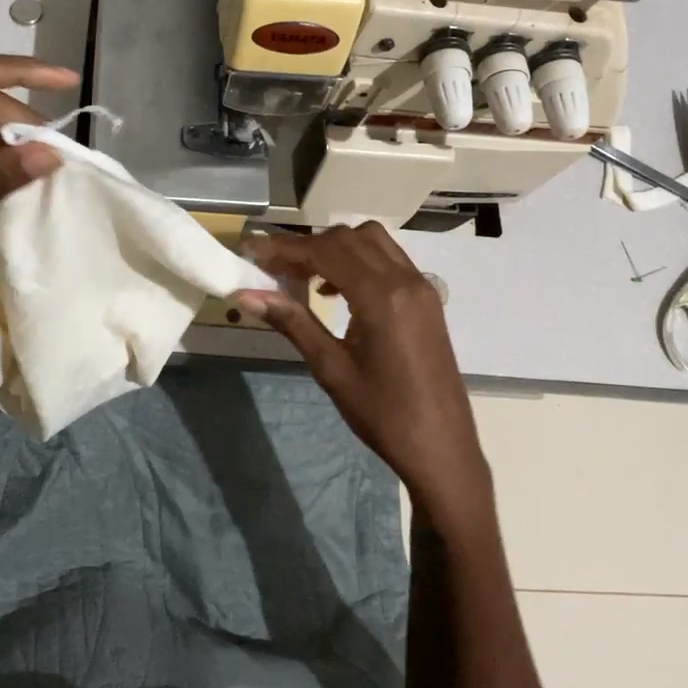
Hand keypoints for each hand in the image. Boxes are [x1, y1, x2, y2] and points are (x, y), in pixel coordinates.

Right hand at [235, 223, 487, 509]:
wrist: (442, 449)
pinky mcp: (427, 299)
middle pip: (347, 238)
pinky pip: (389, 260)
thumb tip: (245, 294)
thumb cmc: (383, 415)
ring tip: (303, 276)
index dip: (284, 247)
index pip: (325, 252)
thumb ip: (292, 322)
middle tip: (272, 267)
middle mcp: (405, 280)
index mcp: (381, 297)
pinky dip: (359, 260)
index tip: (250, 249)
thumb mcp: (331, 368)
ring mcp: (421, 287)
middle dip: (306, 245)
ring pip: (371, 241)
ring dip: (334, 248)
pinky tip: (337, 292)